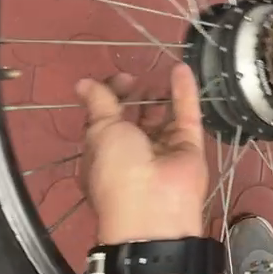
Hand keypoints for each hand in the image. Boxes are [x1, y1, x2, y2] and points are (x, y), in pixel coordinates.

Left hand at [75, 64, 208, 244]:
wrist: (155, 205)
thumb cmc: (117, 169)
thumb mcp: (101, 132)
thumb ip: (99, 104)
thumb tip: (83, 83)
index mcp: (105, 152)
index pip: (107, 118)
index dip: (110, 96)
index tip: (118, 80)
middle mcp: (134, 151)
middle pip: (135, 117)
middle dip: (134, 96)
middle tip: (136, 78)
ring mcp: (164, 148)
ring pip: (163, 116)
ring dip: (160, 93)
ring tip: (159, 72)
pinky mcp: (189, 145)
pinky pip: (187, 115)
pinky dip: (185, 92)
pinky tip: (182, 68)